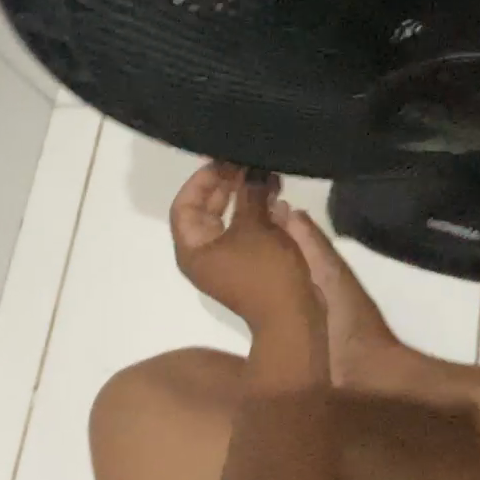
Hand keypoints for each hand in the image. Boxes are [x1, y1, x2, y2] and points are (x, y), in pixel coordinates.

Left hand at [171, 161, 319, 331]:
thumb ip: (251, 193)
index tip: (227, 161)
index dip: (203, 179)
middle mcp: (205, 256)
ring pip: (231, 222)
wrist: (293, 318)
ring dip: (248, 200)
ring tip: (269, 180)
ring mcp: (229, 264)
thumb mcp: (256, 226)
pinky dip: (261, 218)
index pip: (185, 204)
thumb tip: (254, 171)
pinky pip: (249, 235)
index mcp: (193, 249)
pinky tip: (279, 203)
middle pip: (207, 212)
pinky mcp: (252, 268)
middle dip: (228, 186)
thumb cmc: (266, 272)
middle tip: (248, 165)